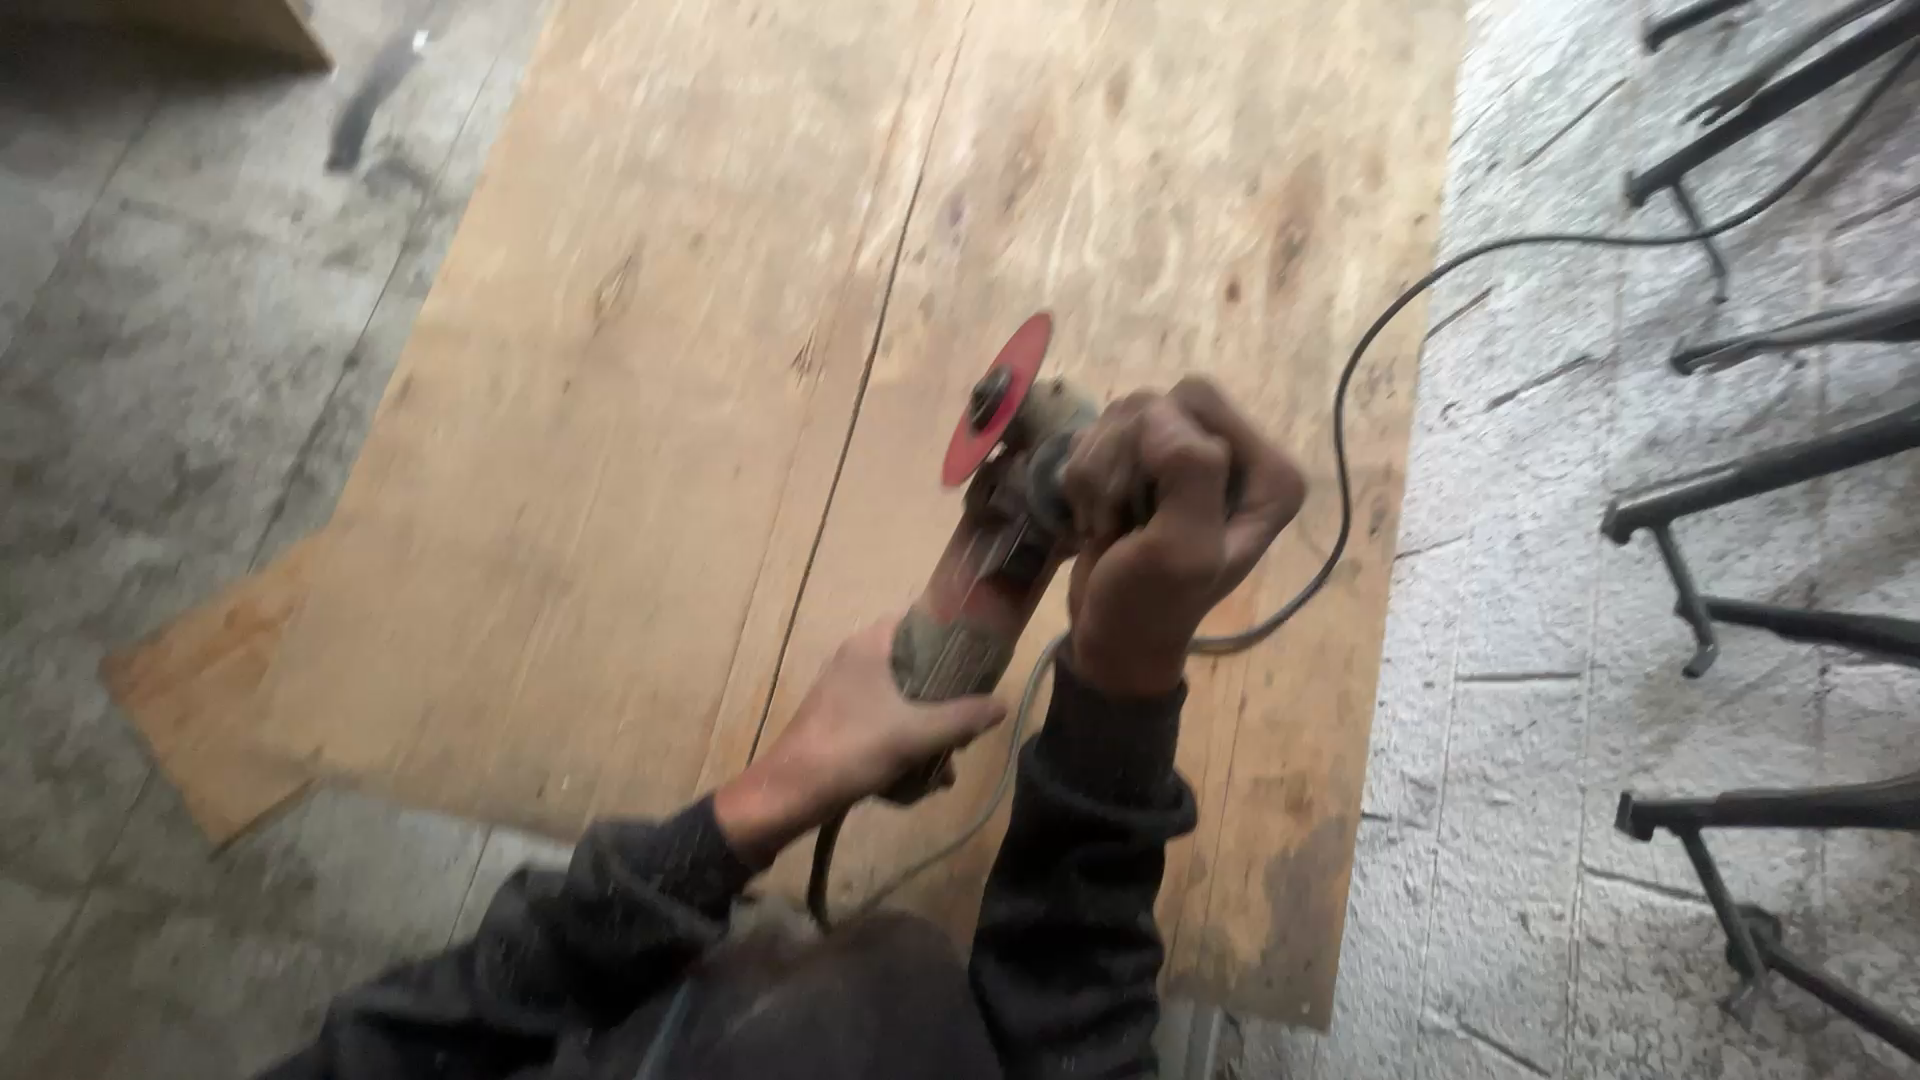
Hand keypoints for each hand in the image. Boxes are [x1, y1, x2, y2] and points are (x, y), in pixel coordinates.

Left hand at [712, 619, 1005, 865]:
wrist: (789, 794)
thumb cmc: (852, 749)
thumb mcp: (916, 734)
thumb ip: (963, 718)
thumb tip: (1002, 705)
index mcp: (869, 645)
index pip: (918, 618)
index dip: (950, 635)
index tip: (978, 660)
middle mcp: (856, 659)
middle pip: (916, 664)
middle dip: (944, 700)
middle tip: (964, 725)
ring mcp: (846, 691)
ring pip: (902, 700)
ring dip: (926, 732)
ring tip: (944, 765)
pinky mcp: (841, 720)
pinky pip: (884, 723)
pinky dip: (902, 747)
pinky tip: (917, 782)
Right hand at [1060, 377, 1305, 697]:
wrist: (1112, 638)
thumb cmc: (1149, 605)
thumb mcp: (1181, 551)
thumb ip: (1189, 474)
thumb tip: (1158, 413)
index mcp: (1267, 472)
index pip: (1196, 399)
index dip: (1154, 444)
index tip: (1145, 507)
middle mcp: (1232, 454)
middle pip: (1153, 403)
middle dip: (1118, 461)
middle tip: (1118, 517)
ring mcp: (1183, 457)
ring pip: (1120, 417)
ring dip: (1096, 475)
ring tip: (1106, 524)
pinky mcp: (1143, 466)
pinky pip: (1098, 435)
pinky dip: (1083, 477)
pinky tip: (1097, 517)